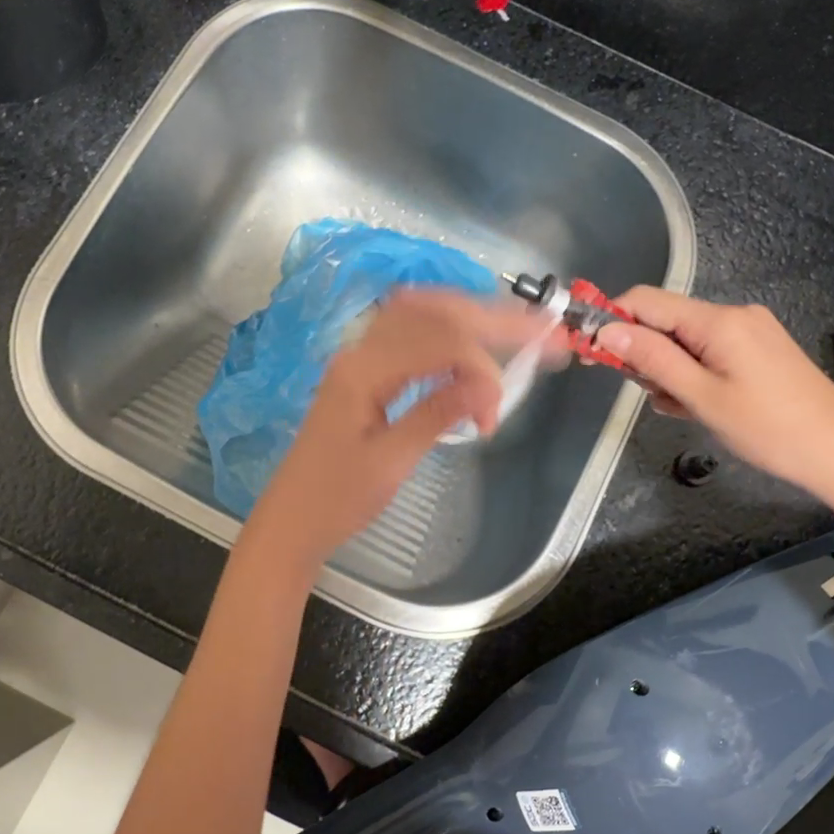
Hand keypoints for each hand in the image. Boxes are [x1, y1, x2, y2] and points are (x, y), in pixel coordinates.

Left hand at [242, 288, 548, 565]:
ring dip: (469, 321)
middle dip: (489, 318)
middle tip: (541, 332)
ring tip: (515, 332)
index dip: (480, 365)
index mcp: (363, 370)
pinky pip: (410, 338)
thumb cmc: (336, 499)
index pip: (438, 341)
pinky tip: (471, 355)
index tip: (498, 411)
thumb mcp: (391, 462)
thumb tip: (490, 384)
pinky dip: (446, 338)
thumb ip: (438, 415)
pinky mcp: (364, 375)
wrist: (291, 521)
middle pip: (432, 312)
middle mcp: (360, 352)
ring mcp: (360, 360)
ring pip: (421, 317)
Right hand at [595, 288, 833, 503]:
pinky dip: (692, 375)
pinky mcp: (758, 351)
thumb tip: (605, 330)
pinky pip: (707, 352)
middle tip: (650, 394)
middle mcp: (733, 315)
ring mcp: (749, 332)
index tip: (589, 353)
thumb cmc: (769, 429)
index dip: (611, 321)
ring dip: (667, 370)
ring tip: (681, 408)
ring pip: (683, 340)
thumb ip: (652, 359)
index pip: (645, 301)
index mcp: (718, 321)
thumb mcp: (701, 397)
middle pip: (664, 320)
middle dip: (643, 353)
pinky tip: (698, 405)